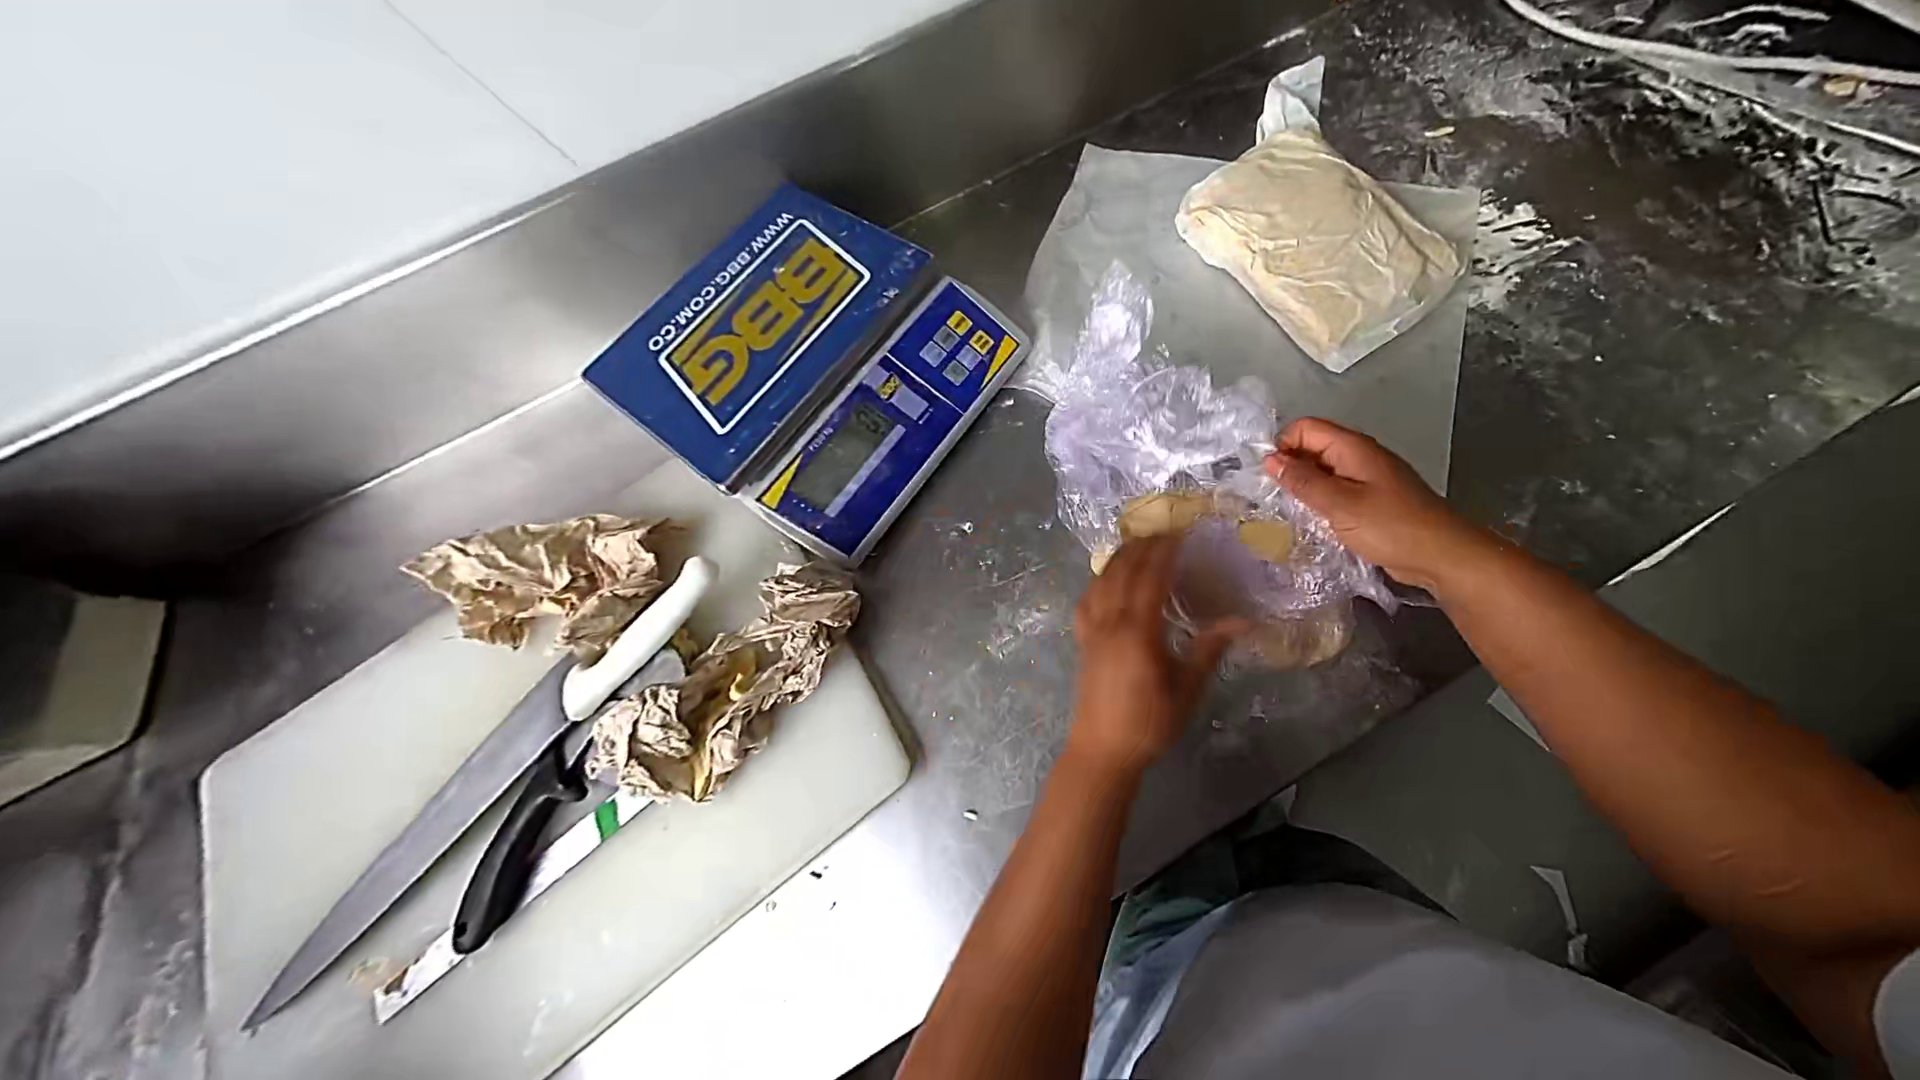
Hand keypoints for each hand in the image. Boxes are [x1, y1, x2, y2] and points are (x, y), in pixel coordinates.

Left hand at [1068, 536, 1243, 775]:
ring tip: (1136, 544)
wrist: (1103, 749)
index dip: (1164, 554)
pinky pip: (1086, 602)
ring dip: (1118, 559)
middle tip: (1161, 531)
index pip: (1150, 579)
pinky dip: (1098, 582)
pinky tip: (1105, 580)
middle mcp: (1110, 624)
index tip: (1178, 534)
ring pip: (1100, 583)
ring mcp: (1092, 632)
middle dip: (1141, 548)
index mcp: (1137, 632)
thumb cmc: (1149, 723)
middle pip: (1122, 573)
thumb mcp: (1187, 689)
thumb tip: (1242, 621)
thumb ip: (1208, 651)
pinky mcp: (1083, 642)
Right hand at [1265, 417, 1497, 594]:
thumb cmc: (1390, 527)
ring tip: (1289, 509)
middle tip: (1274, 496)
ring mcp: (1366, 477)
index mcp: (1353, 448)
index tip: (1269, 476)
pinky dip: (1319, 500)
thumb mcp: (1339, 504)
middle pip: (1312, 446)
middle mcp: (1359, 456)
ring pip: (1322, 469)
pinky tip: (1313, 519)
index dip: (1282, 445)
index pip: (1305, 428)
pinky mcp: (1369, 498)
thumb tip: (1270, 460)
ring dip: (1303, 485)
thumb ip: (1302, 481)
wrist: (1441, 555)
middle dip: (1289, 466)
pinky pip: (1334, 489)